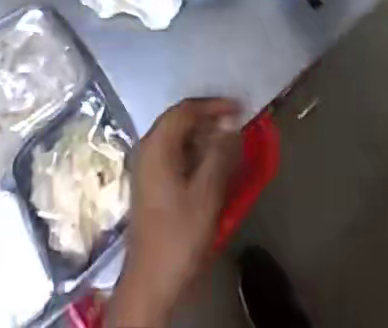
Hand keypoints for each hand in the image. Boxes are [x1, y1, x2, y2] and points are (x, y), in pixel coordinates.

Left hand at [107, 98, 241, 325]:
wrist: (151, 281)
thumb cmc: (179, 235)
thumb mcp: (207, 193)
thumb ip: (220, 154)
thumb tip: (231, 124)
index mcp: (156, 146)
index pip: (185, 110)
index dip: (214, 105)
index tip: (240, 108)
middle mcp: (147, 149)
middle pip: (179, 121)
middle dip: (210, 119)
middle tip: (238, 125)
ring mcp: (146, 167)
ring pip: (177, 138)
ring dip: (204, 137)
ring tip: (230, 144)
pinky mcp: (150, 183)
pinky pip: (174, 155)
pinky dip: (195, 153)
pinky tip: (213, 165)